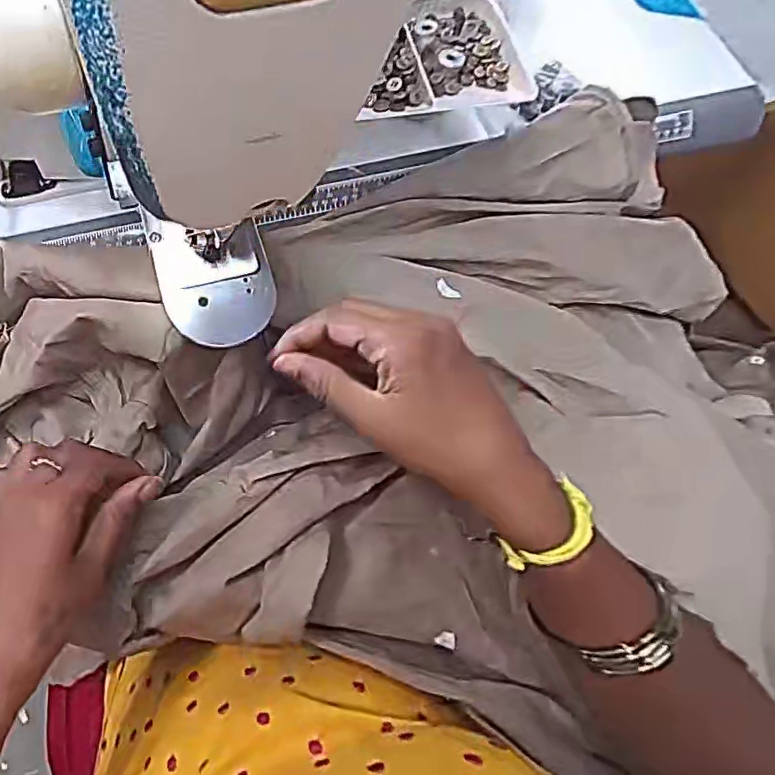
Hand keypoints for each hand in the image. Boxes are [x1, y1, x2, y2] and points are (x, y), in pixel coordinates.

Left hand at [0, 440, 160, 728]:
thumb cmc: (44, 621)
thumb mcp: (91, 571)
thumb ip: (116, 519)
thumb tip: (143, 485)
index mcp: (52, 501)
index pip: (94, 462)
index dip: (124, 466)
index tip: (143, 480)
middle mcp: (21, 489)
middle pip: (64, 452)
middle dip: (96, 462)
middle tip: (119, 487)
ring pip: (34, 456)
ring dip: (63, 462)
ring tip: (84, 492)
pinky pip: (13, 476)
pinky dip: (37, 475)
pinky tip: (49, 506)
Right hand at [270, 299, 571, 548]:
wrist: (496, 464)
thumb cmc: (433, 445)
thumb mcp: (371, 416)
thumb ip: (325, 381)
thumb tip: (286, 362)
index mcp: (403, 336)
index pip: (336, 318)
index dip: (299, 335)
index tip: (277, 360)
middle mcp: (420, 320)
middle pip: (352, 311)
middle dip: (316, 333)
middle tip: (292, 363)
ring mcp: (435, 328)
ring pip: (372, 317)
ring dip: (340, 336)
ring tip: (315, 366)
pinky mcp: (443, 340)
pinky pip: (393, 328)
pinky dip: (365, 341)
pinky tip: (351, 366)